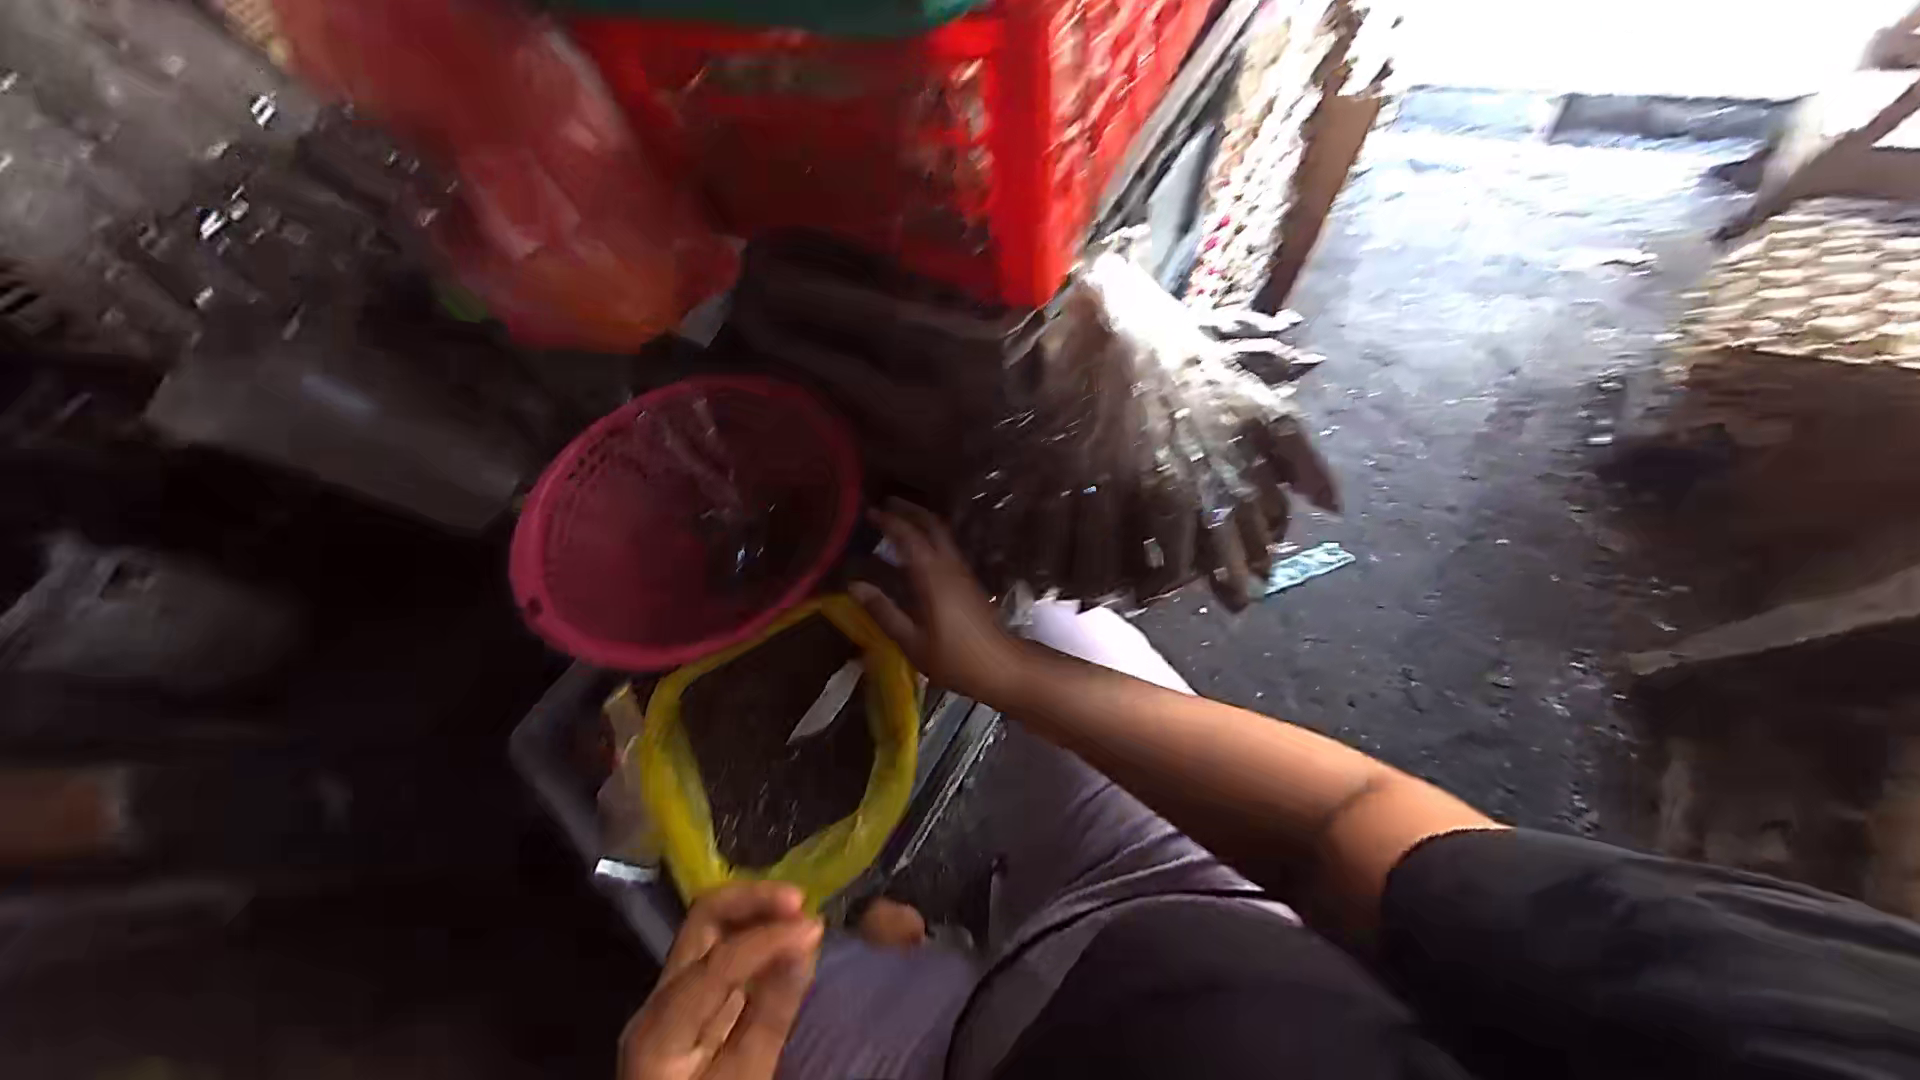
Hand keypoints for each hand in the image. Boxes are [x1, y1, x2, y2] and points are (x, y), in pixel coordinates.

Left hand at [619, 882, 822, 1079]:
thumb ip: (773, 1011)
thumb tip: (806, 940)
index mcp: (659, 1031)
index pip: (718, 962)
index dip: (768, 939)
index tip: (816, 927)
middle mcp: (656, 1001)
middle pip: (702, 920)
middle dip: (754, 901)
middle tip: (800, 902)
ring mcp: (669, 998)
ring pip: (709, 925)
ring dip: (755, 909)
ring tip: (797, 911)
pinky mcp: (689, 1002)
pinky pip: (719, 946)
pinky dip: (754, 930)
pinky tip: (783, 934)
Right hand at [849, 499, 1028, 705]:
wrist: (1003, 667)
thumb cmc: (955, 659)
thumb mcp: (912, 641)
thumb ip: (883, 611)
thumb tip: (855, 586)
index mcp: (932, 576)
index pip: (908, 537)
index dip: (889, 521)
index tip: (869, 512)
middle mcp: (949, 566)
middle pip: (931, 525)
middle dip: (909, 511)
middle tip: (886, 506)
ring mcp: (963, 572)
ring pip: (942, 535)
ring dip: (920, 523)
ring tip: (897, 523)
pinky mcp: (969, 582)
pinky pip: (946, 548)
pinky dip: (929, 539)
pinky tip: (916, 552)